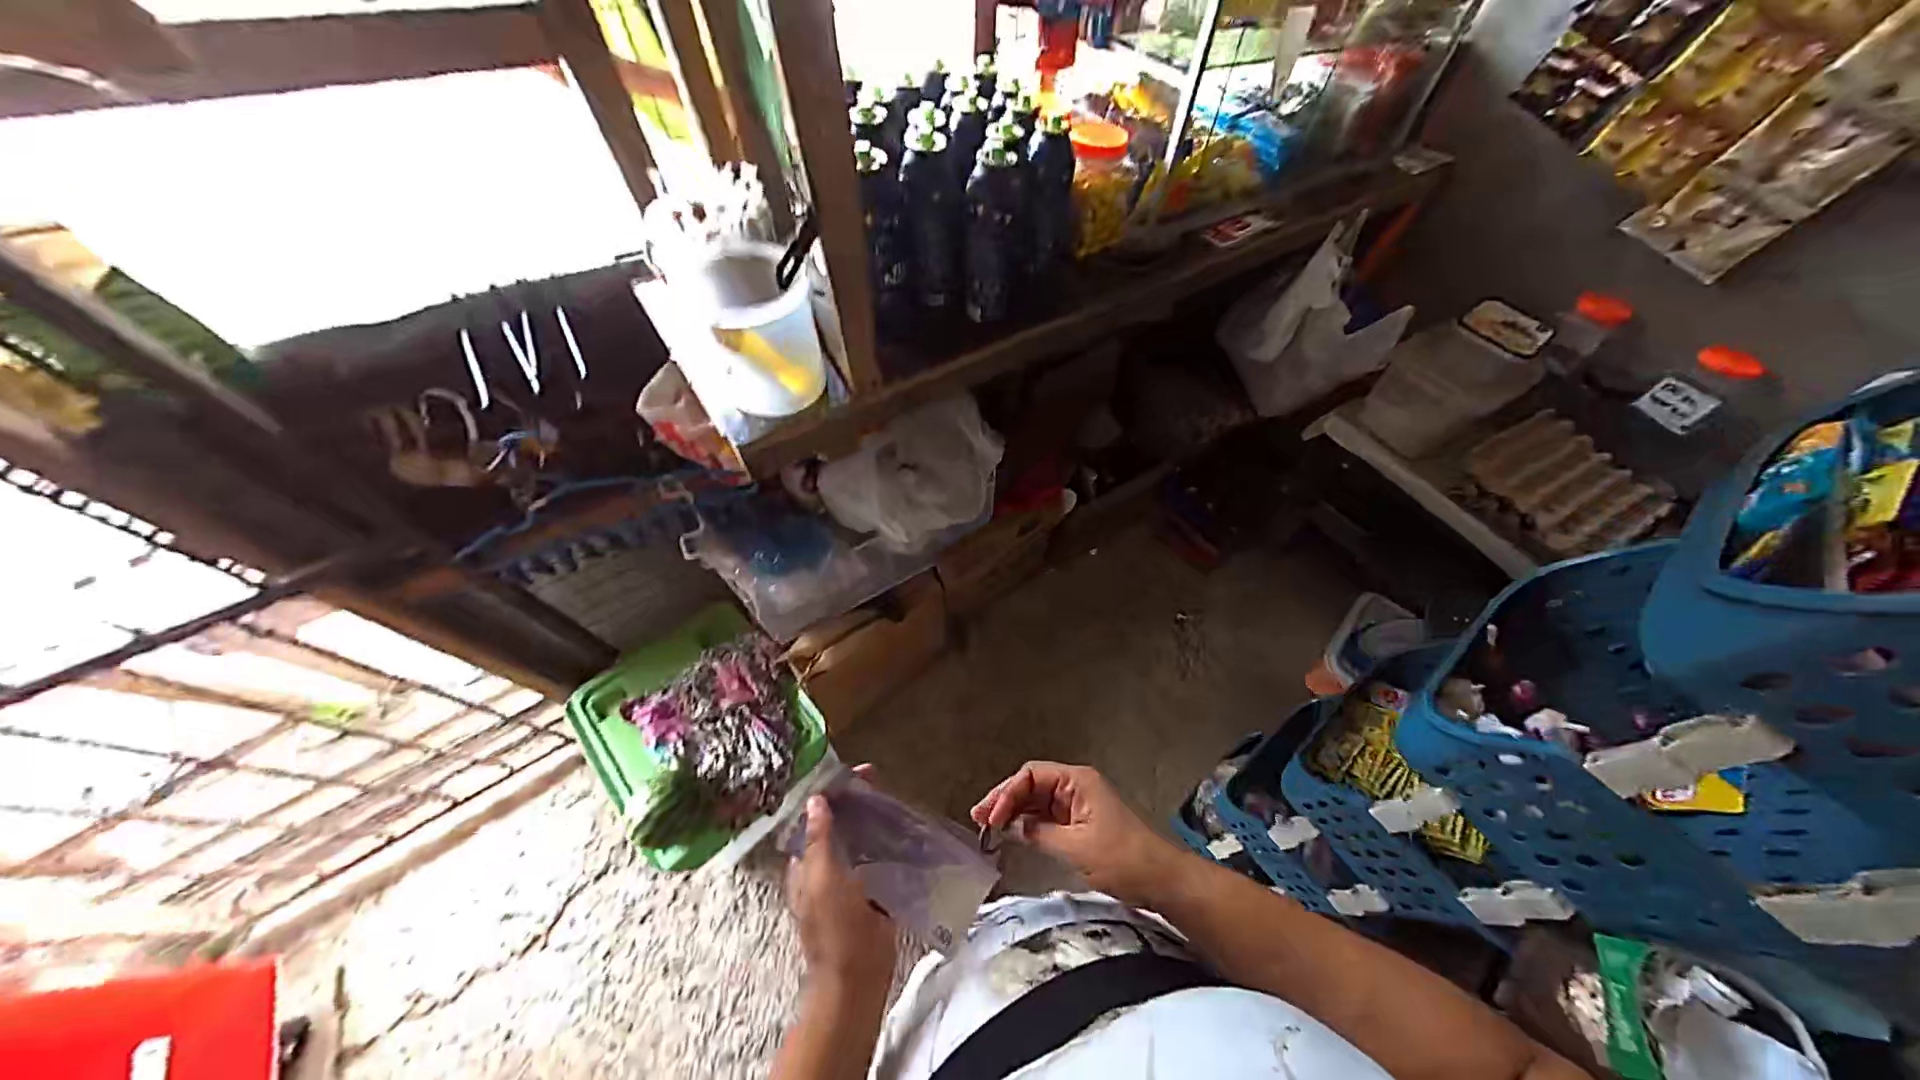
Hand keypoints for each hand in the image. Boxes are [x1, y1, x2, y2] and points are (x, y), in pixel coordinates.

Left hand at [787, 794, 895, 990]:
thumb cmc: (834, 928)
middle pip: (839, 826)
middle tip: (879, 781)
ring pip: (859, 841)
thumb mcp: (822, 879)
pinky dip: (888, 845)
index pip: (815, 819)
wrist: (858, 978)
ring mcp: (849, 882)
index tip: (853, 776)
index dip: (831, 794)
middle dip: (855, 803)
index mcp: (805, 864)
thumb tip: (816, 800)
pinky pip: (878, 861)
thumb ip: (819, 841)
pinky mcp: (871, 894)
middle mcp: (824, 869)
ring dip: (873, 821)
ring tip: (893, 799)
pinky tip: (904, 832)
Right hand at [971, 762, 1186, 907]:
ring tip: (986, 826)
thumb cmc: (1123, 860)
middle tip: (979, 819)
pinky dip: (1026, 824)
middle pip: (1030, 785)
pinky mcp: (1078, 823)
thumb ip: (1039, 834)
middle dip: (1004, 800)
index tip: (990, 817)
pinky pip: (1044, 817)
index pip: (1031, 775)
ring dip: (1012, 812)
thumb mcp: (1075, 848)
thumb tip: (1013, 828)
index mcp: (1077, 781)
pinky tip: (1009, 833)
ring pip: (1035, 801)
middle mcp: (1075, 786)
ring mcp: (1076, 804)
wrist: (1161, 881)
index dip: (1007, 794)